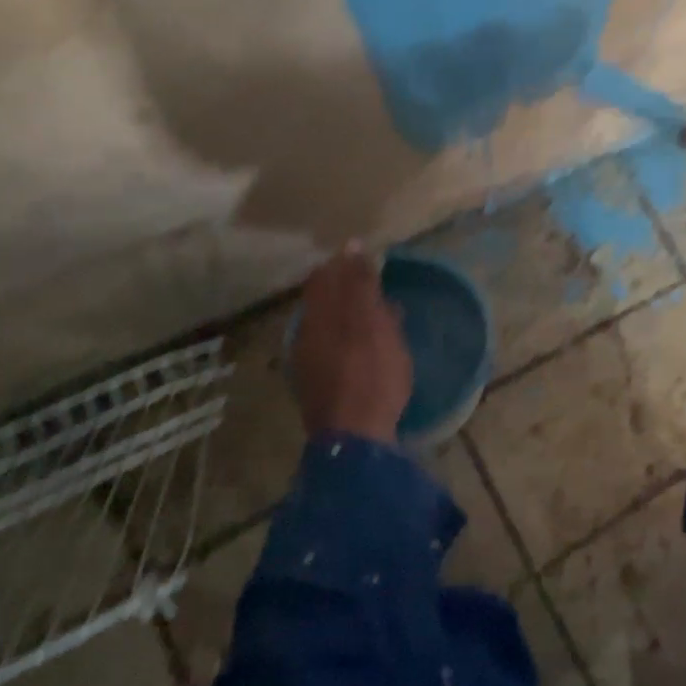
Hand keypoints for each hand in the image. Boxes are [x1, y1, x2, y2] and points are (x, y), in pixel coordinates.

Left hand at [291, 244, 413, 442]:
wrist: (354, 438)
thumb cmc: (371, 374)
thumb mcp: (371, 323)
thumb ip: (361, 285)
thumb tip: (353, 247)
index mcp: (318, 316)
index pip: (326, 276)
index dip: (346, 262)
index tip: (370, 255)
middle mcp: (306, 334)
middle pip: (323, 300)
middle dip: (347, 287)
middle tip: (375, 282)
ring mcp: (310, 361)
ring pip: (327, 324)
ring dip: (350, 313)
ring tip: (379, 313)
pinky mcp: (320, 383)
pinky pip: (333, 346)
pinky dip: (350, 336)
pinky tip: (368, 345)